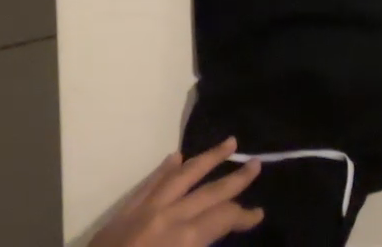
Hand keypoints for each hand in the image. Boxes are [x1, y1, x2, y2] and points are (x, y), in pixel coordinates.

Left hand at [91, 138, 265, 246]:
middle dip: (235, 178)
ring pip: (181, 177)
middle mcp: (167, 217)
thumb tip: (214, 236)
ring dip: (206, 159)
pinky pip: (148, 185)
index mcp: (182, 240)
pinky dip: (164, 169)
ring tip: (228, 144)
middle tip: (256, 164)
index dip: (243, 216)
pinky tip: (175, 157)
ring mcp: (142, 212)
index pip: (222, 219)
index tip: (259, 213)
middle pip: (208, 192)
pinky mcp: (122, 215)